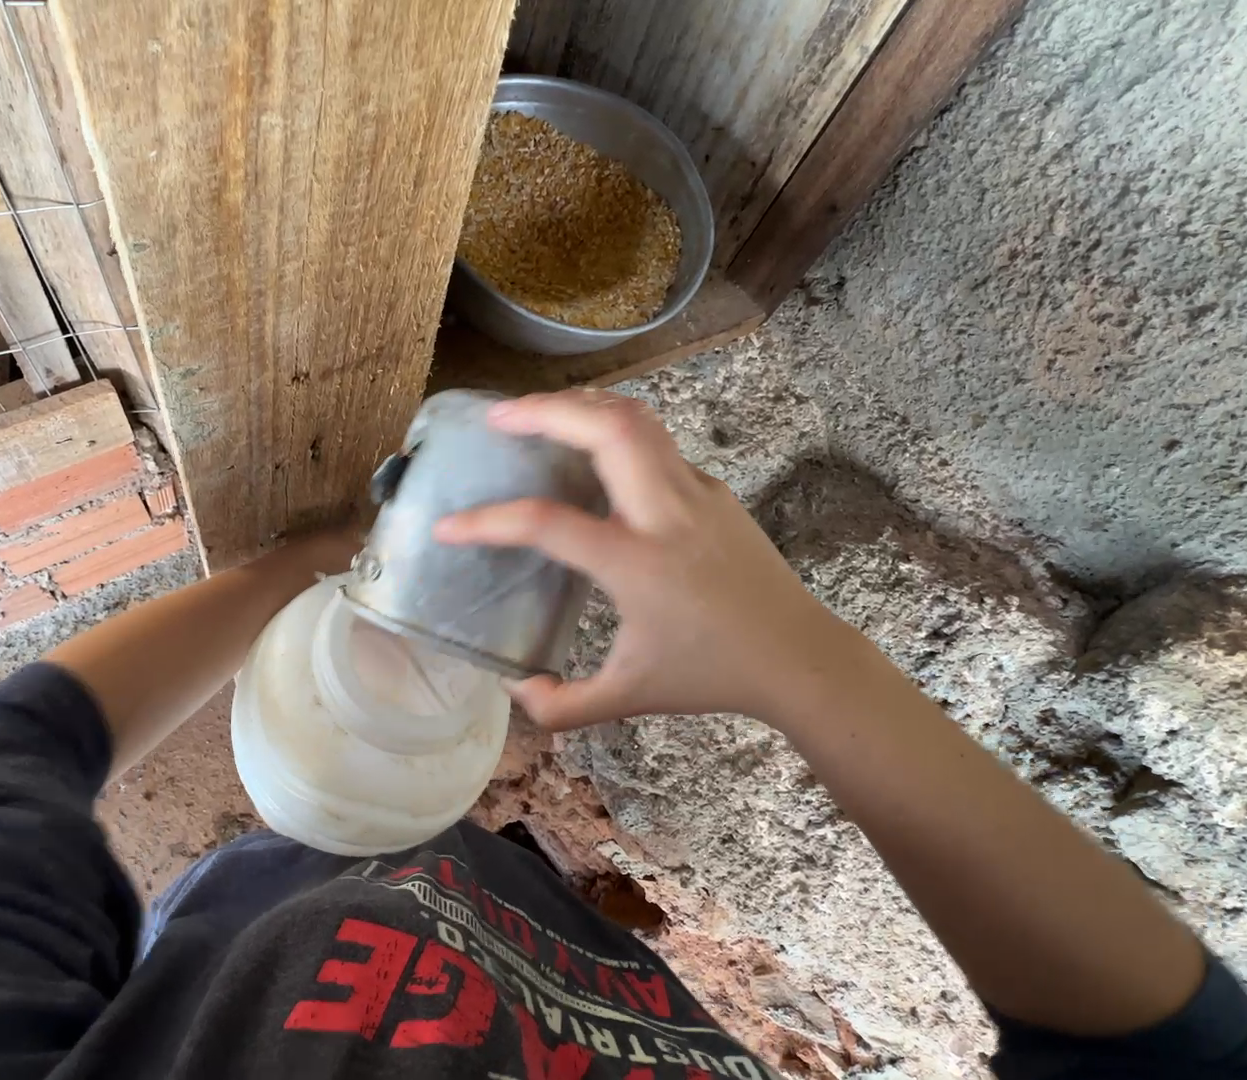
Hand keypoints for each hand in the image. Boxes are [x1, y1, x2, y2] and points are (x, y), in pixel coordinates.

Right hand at [433, 389, 863, 729]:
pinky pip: (655, 442)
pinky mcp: (713, 490)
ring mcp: (696, 493)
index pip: (548, 524)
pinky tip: (592, 450)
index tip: (447, 527)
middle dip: (545, 410)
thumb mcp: (629, 697)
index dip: (488, 521)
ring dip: (581, 407)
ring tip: (539, 412)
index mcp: (638, 564)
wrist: (799, 656)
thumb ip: (563, 707)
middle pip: (606, 430)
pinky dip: (613, 429)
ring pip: (637, 420)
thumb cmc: (711, 676)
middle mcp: (666, 514)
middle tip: (497, 416)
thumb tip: (515, 688)